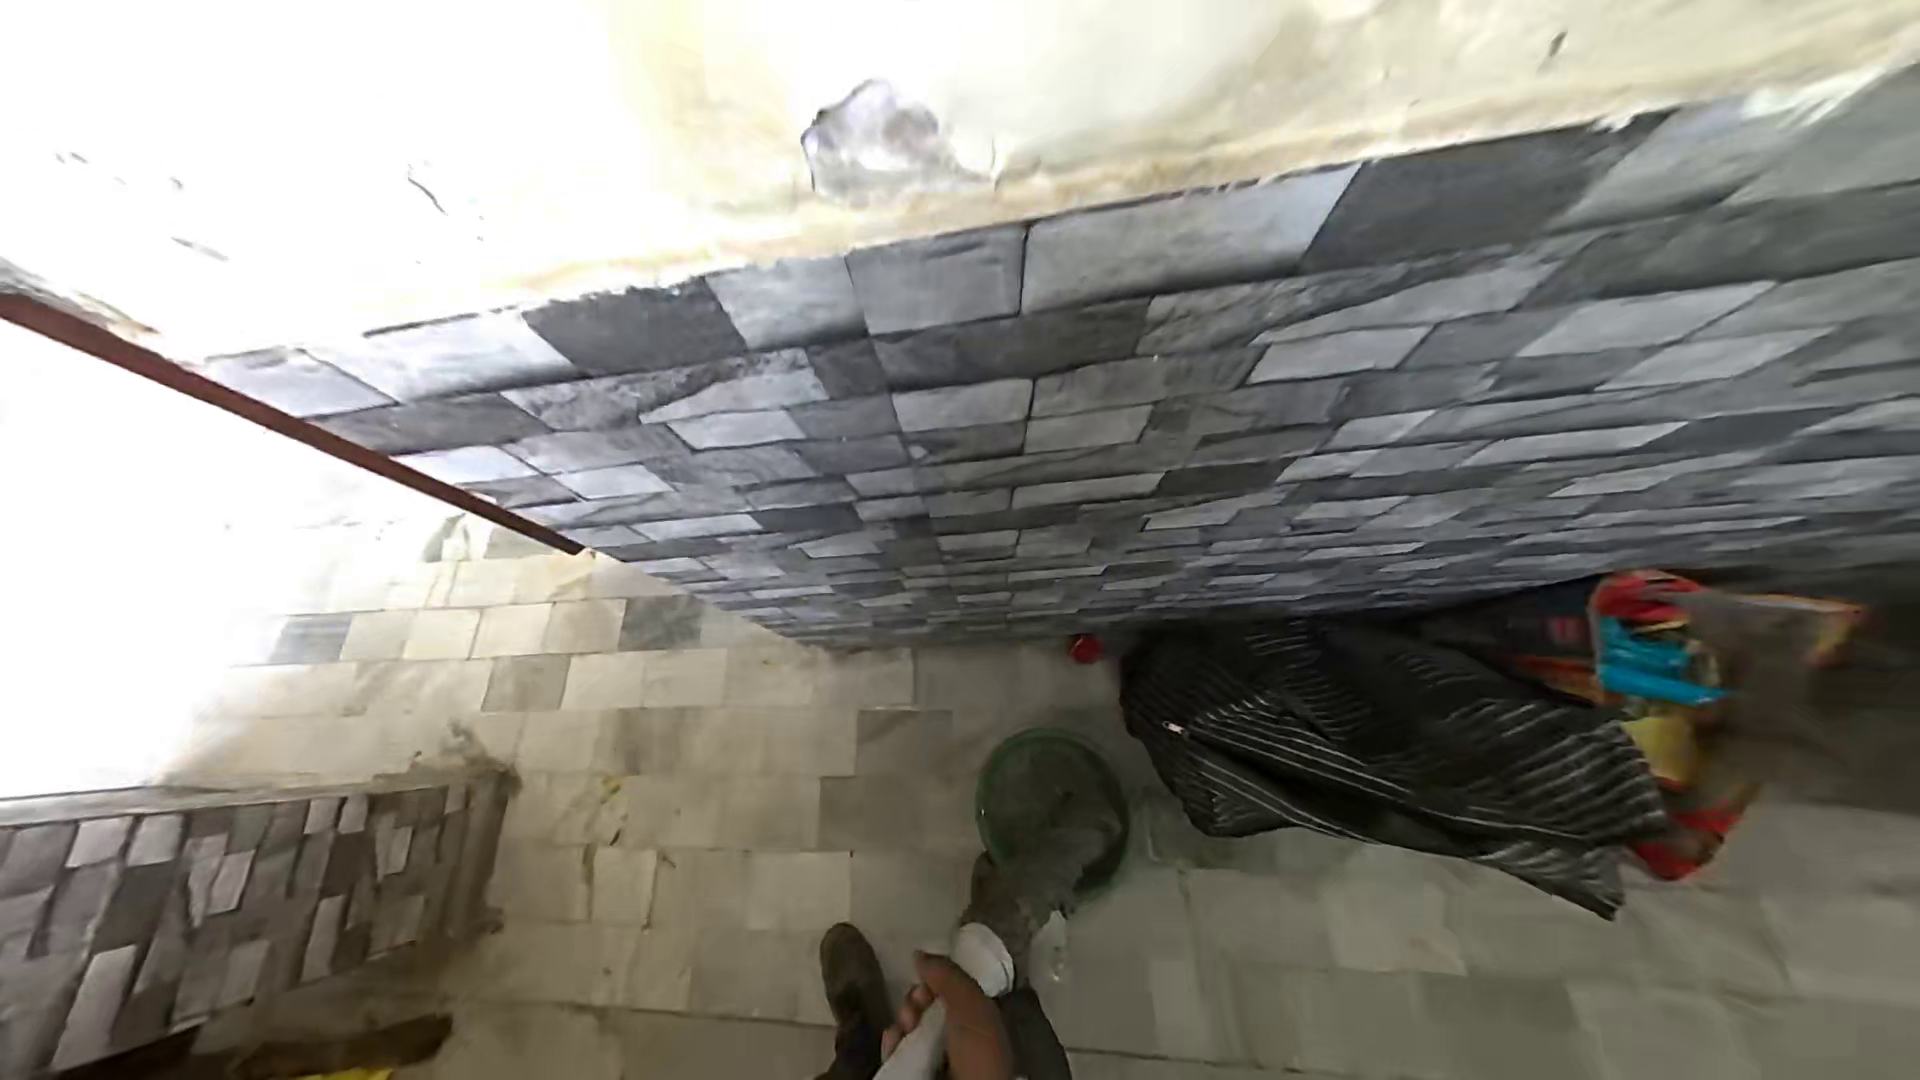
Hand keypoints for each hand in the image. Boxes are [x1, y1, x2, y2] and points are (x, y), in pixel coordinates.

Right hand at [880, 952, 1014, 1079]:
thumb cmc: (977, 1049)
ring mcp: (934, 1057)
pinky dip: (892, 1044)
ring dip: (901, 1021)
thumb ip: (947, 974)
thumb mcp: (970, 1003)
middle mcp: (954, 1034)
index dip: (933, 979)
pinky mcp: (914, 1075)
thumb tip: (918, 954)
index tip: (924, 978)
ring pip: (909, 1029)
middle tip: (914, 1007)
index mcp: (975, 1015)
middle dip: (914, 1000)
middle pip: (925, 1006)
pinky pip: (897, 1054)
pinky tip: (891, 1041)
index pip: (947, 988)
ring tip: (903, 1027)